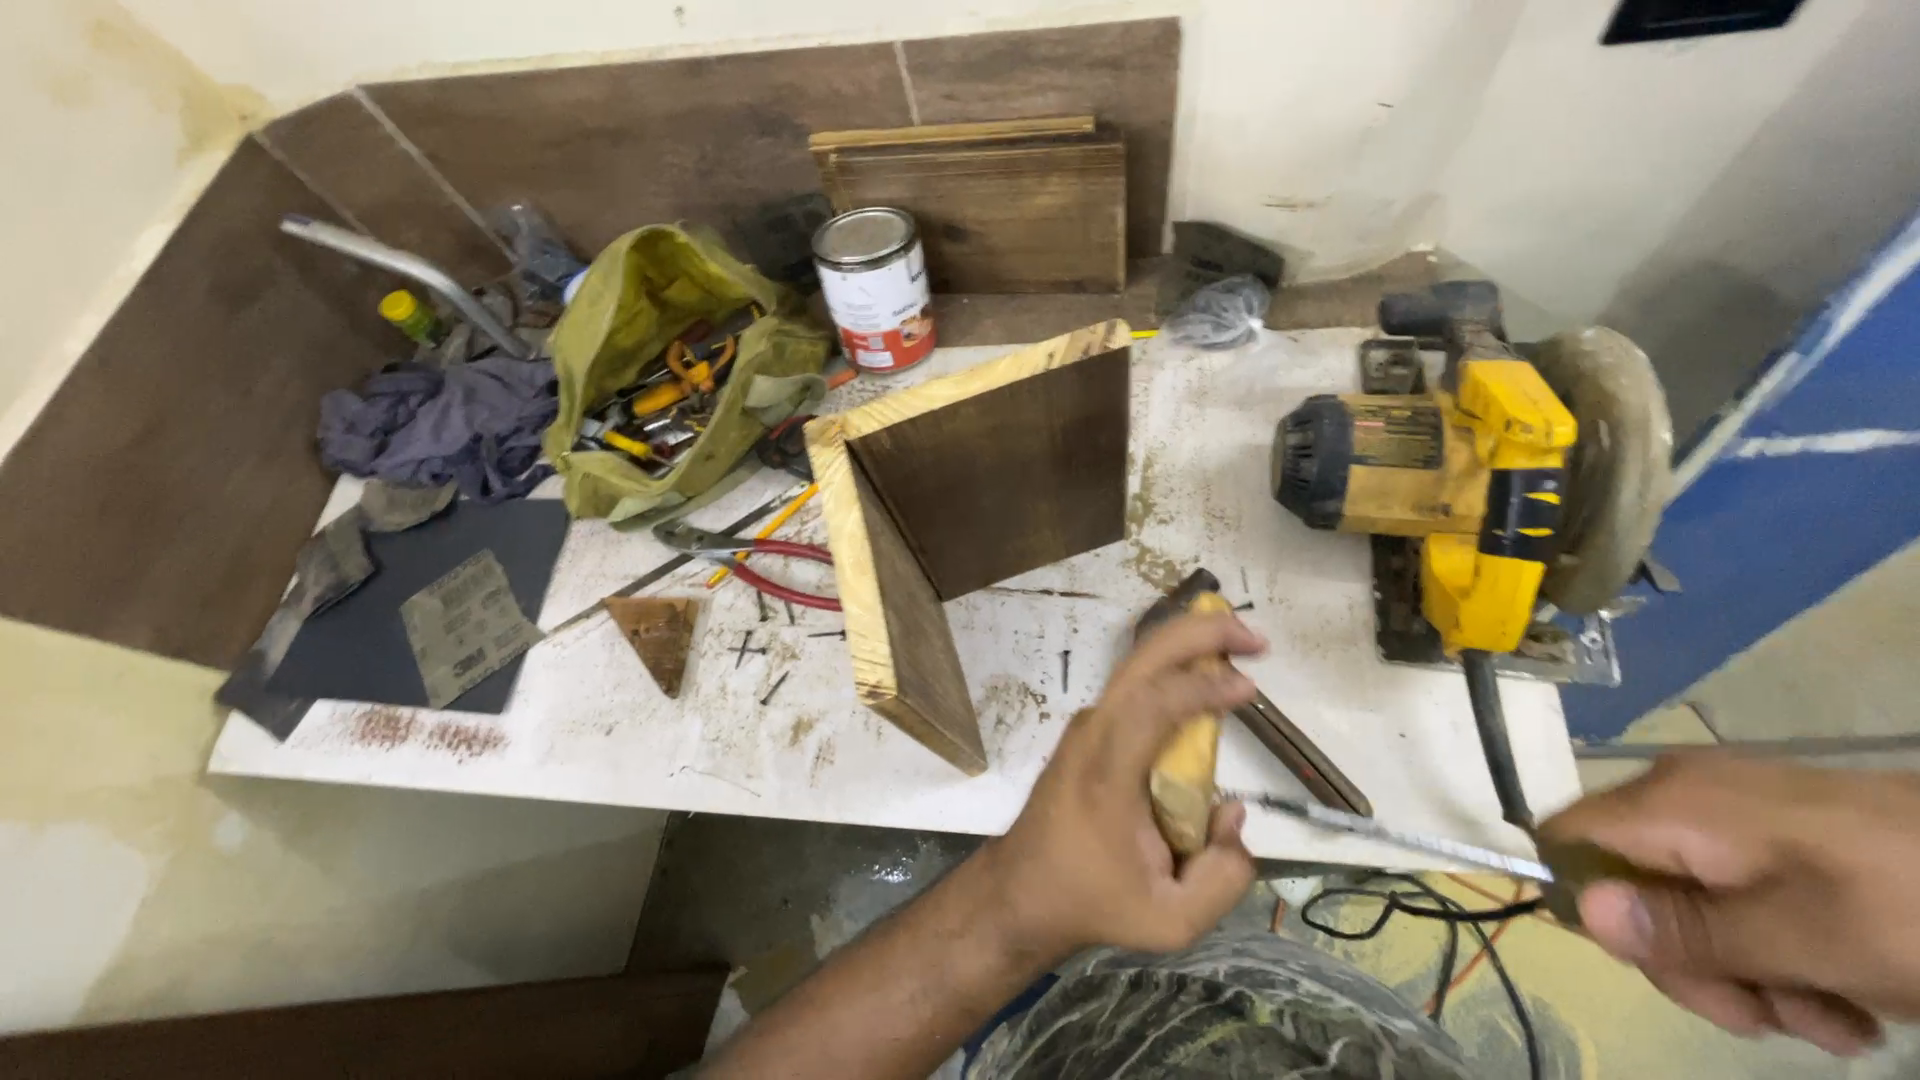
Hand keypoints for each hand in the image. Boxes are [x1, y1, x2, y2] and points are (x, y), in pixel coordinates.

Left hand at [979, 611, 1264, 961]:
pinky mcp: (1089, 732)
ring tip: (1239, 648)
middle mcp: (1093, 733)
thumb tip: (1234, 813)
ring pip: (1138, 665)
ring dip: (1187, 645)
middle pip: (1144, 658)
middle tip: (1255, 639)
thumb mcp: (1170, 921)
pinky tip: (1205, 679)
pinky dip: (1173, 669)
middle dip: (1200, 634)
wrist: (1023, 890)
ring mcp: (1087, 727)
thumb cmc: (1093, 900)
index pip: (1154, 703)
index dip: (1204, 686)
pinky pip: (1136, 687)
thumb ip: (1223, 877)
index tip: (1251, 689)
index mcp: (1107, 771)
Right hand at [1539, 753, 1919, 1055]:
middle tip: (1765, 1018)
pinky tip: (1843, 991)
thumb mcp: (1807, 938)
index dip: (1588, 908)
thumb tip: (1577, 913)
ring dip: (1746, 972)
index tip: (1660, 966)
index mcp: (1668, 805)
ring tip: (1832, 1017)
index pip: (1564, 843)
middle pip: (1626, 882)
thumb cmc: (1912, 903)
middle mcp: (1680, 796)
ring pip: (1686, 898)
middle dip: (1691, 961)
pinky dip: (1778, 949)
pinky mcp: (1773, 832)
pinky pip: (1734, 890)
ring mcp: (1729, 812)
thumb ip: (1685, 929)